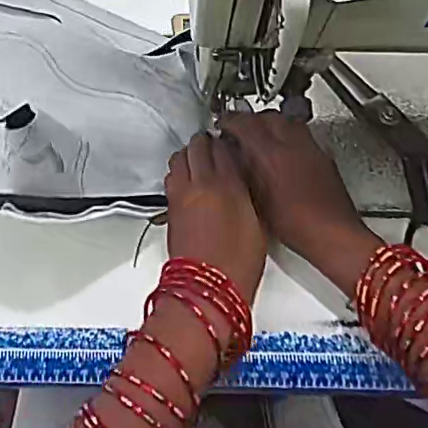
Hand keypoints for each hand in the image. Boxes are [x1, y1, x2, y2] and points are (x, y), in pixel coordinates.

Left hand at [164, 132, 267, 300]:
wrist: (208, 286)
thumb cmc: (238, 263)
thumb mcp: (258, 224)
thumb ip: (247, 195)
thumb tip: (241, 184)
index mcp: (228, 184)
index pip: (224, 147)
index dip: (227, 142)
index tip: (230, 142)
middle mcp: (201, 183)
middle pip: (197, 146)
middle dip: (205, 142)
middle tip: (212, 144)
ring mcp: (181, 194)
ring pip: (179, 158)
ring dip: (188, 154)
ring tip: (197, 159)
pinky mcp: (170, 207)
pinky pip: (172, 177)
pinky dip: (178, 172)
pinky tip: (187, 180)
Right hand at [219, 110, 371, 268]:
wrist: (331, 234)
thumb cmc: (296, 225)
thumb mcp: (255, 200)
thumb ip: (242, 173)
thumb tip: (232, 160)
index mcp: (269, 154)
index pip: (244, 123)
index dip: (229, 121)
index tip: (223, 124)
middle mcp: (291, 145)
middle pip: (267, 117)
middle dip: (251, 119)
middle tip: (240, 128)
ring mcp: (311, 149)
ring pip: (287, 121)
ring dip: (272, 123)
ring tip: (262, 134)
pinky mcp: (323, 157)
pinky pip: (302, 134)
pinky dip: (289, 135)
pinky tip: (285, 149)